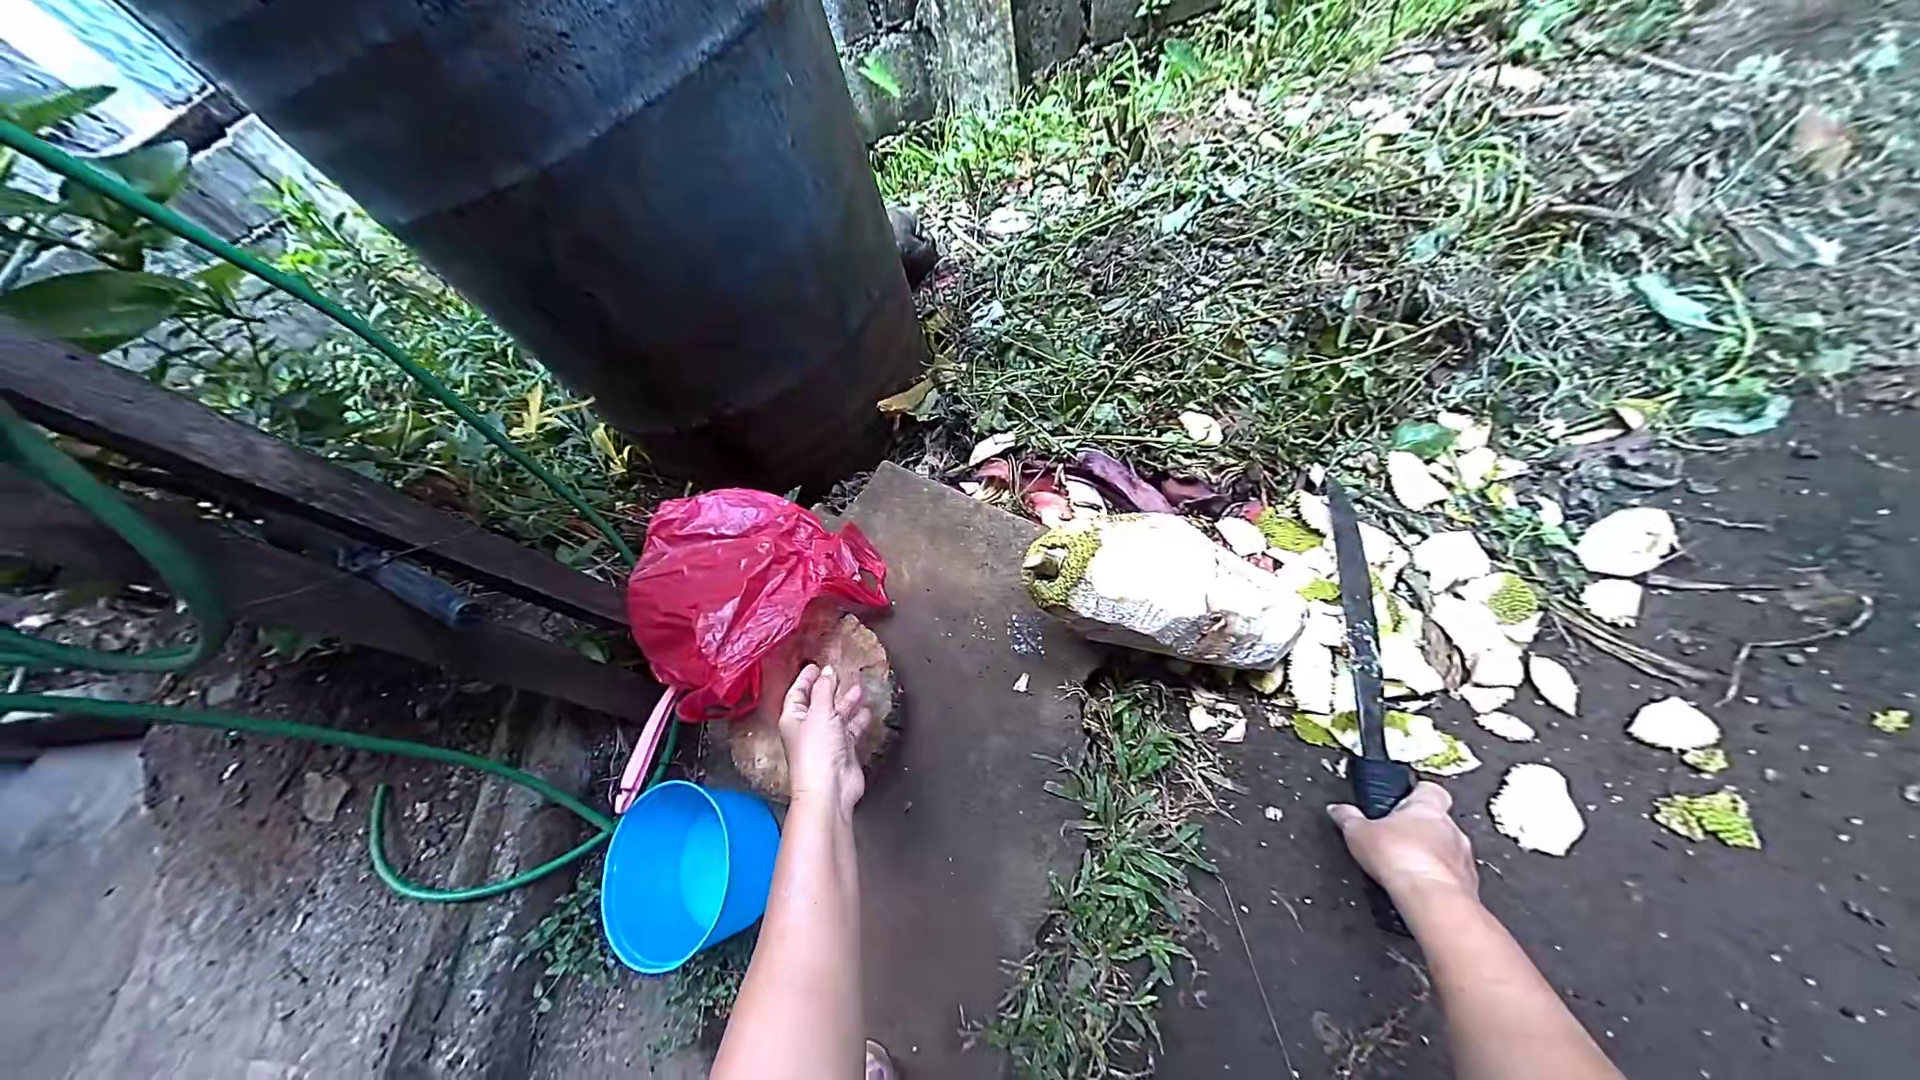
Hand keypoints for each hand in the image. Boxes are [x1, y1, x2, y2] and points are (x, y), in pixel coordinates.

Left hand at [777, 664, 872, 813]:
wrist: (830, 789)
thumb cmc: (816, 753)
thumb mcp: (820, 712)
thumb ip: (825, 689)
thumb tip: (828, 671)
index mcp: (794, 718)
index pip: (797, 693)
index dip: (805, 679)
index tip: (815, 666)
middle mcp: (808, 728)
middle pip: (819, 702)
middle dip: (830, 688)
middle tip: (840, 673)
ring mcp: (826, 740)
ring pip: (837, 715)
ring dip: (847, 702)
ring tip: (858, 688)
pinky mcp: (843, 750)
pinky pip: (851, 729)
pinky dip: (858, 720)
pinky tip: (866, 710)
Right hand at [1328, 781, 1477, 906]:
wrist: (1432, 900)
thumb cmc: (1401, 858)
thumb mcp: (1358, 832)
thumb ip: (1347, 817)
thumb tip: (1337, 809)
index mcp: (1427, 808)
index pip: (1429, 789)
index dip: (1417, 792)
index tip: (1403, 797)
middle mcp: (1452, 830)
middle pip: (1438, 820)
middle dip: (1419, 827)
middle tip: (1396, 834)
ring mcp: (1463, 859)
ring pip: (1448, 849)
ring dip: (1430, 854)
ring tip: (1405, 863)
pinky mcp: (1469, 886)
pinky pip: (1453, 876)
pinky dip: (1436, 877)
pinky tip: (1416, 884)